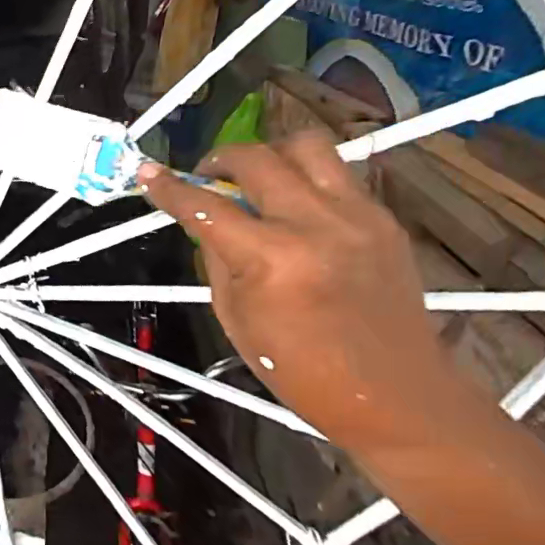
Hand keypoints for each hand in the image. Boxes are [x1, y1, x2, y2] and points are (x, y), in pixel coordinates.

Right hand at [137, 132, 470, 448]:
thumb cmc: (299, 368)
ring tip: (255, 177)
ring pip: (307, 146)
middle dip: (219, 159)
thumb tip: (203, 218)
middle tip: (206, 176)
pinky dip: (305, 178)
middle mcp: (317, 225)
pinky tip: (294, 205)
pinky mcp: (384, 221)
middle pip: (257, 160)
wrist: (397, 398)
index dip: (169, 187)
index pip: (206, 206)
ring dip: (270, 153)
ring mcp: (359, 218)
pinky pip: (337, 175)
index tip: (148, 173)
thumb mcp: (234, 314)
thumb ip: (217, 256)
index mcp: (272, 258)